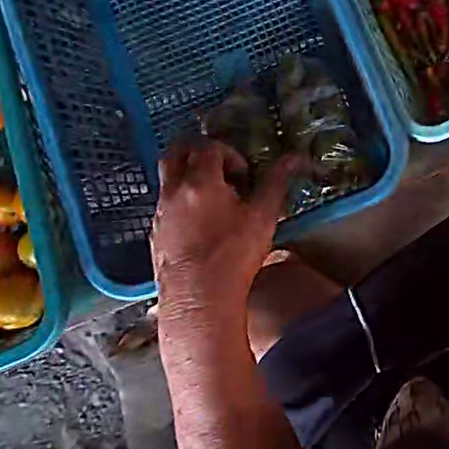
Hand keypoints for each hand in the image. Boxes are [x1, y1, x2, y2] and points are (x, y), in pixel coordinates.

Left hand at [151, 140, 299, 326]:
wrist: (198, 300)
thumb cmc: (232, 257)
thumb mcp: (263, 217)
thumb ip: (276, 182)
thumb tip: (293, 157)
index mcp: (200, 180)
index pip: (209, 147)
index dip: (229, 153)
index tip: (243, 174)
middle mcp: (174, 190)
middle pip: (177, 152)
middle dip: (198, 152)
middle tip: (220, 168)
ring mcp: (161, 213)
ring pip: (168, 178)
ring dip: (188, 177)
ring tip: (213, 198)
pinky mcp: (156, 234)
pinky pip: (164, 205)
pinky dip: (181, 202)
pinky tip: (200, 224)